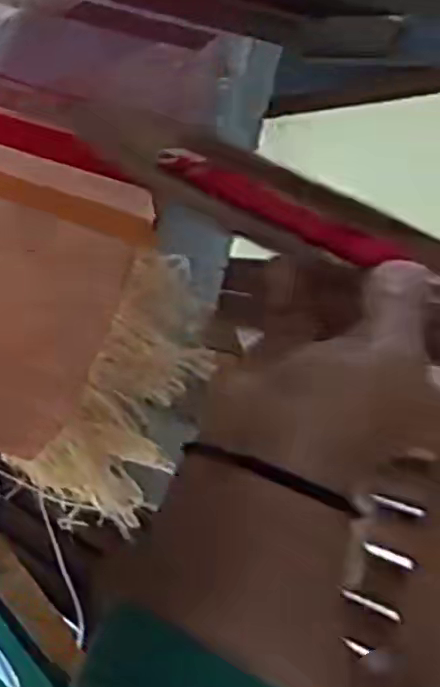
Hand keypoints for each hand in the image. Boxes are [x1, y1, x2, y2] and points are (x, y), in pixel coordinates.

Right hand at [197, 260, 438, 496]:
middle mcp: (392, 368)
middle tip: (356, 248)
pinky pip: (289, 319)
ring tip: (311, 247)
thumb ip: (395, 308)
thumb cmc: (343, 403)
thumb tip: (403, 266)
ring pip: (336, 313)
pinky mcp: (283, 356)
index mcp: (434, 377)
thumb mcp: (384, 354)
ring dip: (324, 283)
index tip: (408, 262)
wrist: (264, 439)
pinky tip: (278, 265)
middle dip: (373, 283)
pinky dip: (283, 293)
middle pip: (390, 316)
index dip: (430, 294)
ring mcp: (333, 362)